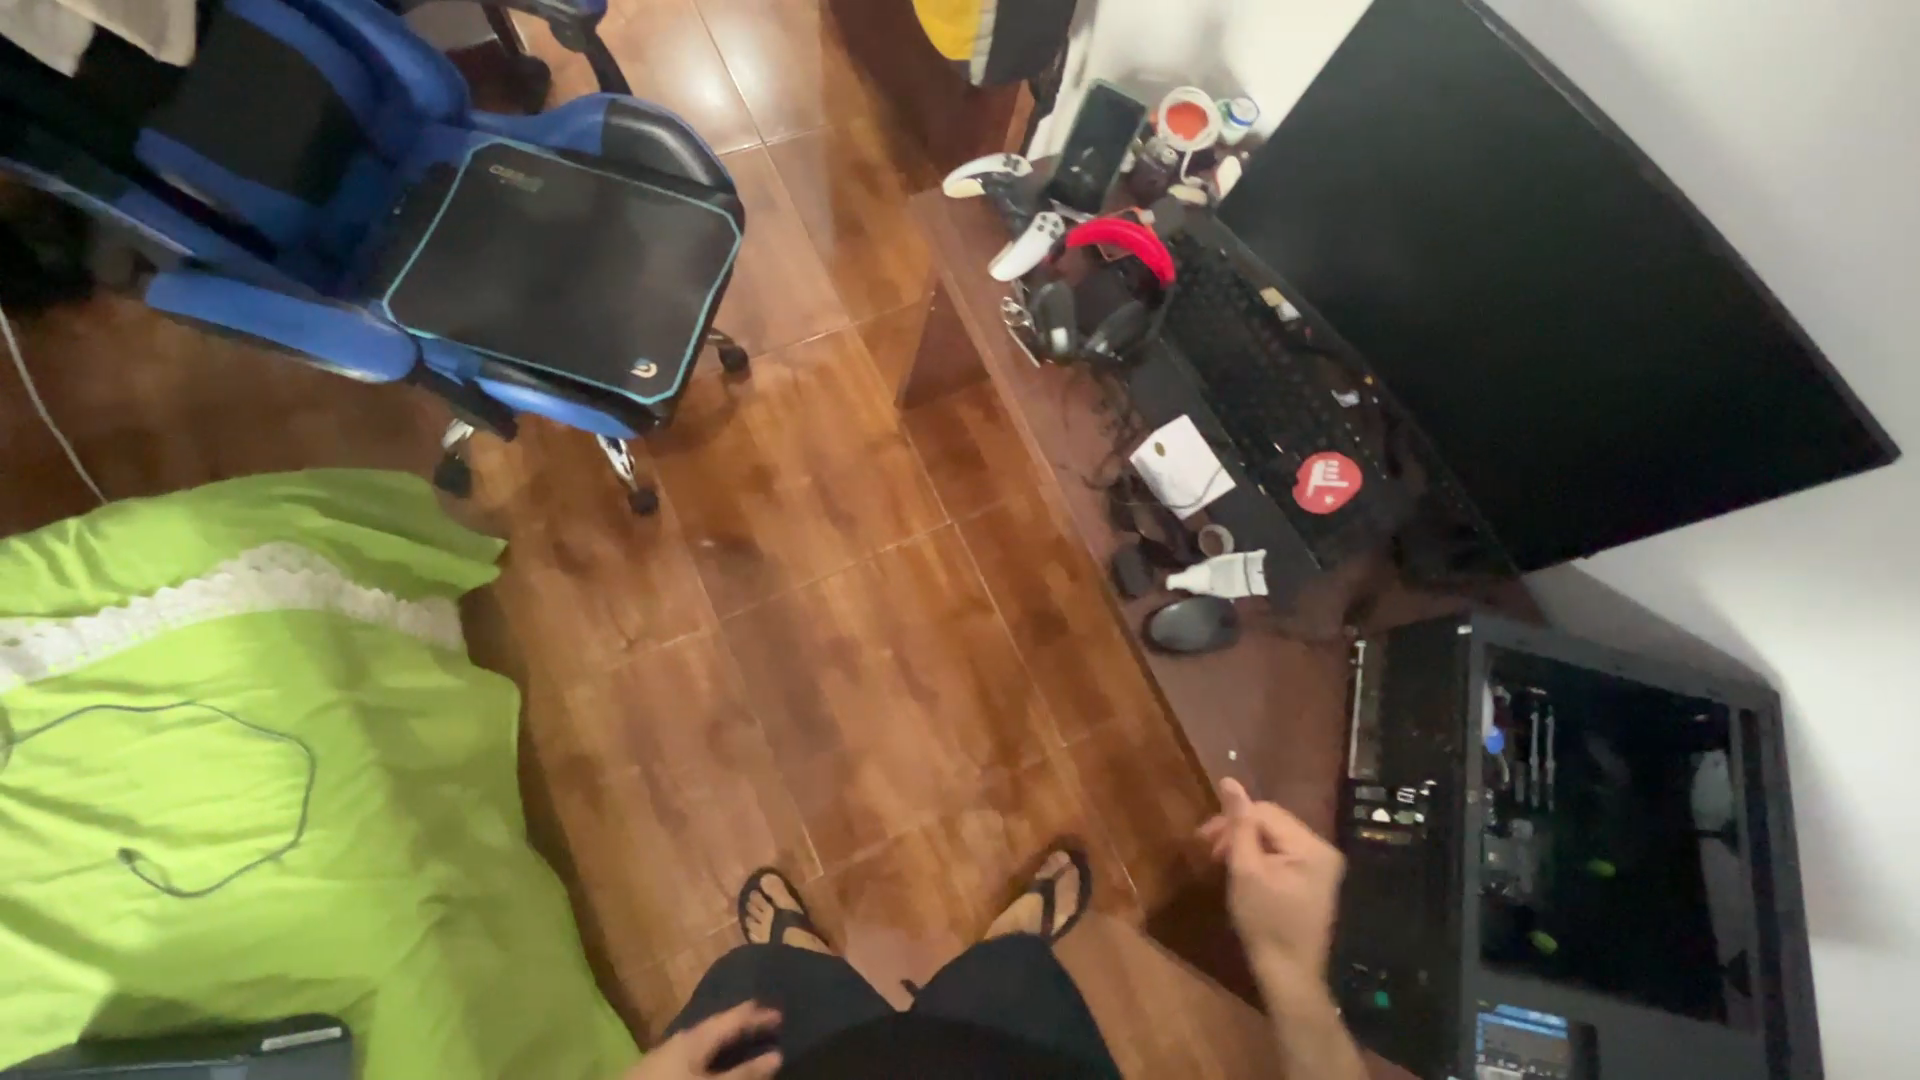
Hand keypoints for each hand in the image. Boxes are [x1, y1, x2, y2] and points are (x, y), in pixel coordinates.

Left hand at [623, 1003, 781, 1079]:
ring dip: (726, 1038)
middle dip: (742, 1023)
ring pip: (704, 1039)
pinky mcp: (657, 1070)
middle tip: (766, 1021)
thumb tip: (777, 1055)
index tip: (782, 1013)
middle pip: (719, 1025)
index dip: (759, 1016)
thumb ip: (742, 1074)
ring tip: (743, 1039)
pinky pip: (694, 1052)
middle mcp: (683, 1037)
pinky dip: (711, 1052)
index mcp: (698, 1035)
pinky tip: (711, 1061)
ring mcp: (667, 1053)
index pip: (735, 1018)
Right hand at [1197, 779, 1344, 979]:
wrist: (1289, 974)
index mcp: (1311, 847)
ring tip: (1223, 861)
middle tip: (1211, 851)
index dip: (1232, 821)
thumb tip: (1229, 780)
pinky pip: (1282, 852)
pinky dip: (1260, 856)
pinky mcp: (1315, 878)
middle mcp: (1323, 849)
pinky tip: (1243, 869)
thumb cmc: (1265, 922)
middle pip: (1271, 821)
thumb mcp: (1245, 870)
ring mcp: (1322, 865)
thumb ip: (1238, 824)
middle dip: (1238, 831)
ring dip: (1246, 843)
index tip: (1205, 841)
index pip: (1264, 812)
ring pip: (1274, 835)